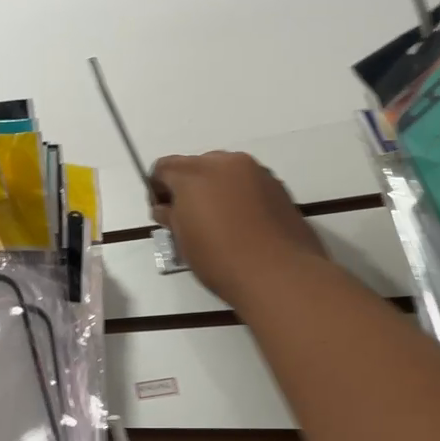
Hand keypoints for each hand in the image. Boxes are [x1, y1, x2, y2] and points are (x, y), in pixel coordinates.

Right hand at [150, 151, 327, 302]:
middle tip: (189, 216)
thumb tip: (167, 209)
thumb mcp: (181, 238)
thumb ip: (170, 215)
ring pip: (225, 172)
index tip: (163, 212)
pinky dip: (239, 196)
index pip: (164, 168)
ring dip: (215, 189)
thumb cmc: (220, 257)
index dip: (157, 188)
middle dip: (188, 186)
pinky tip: (242, 224)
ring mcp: (257, 173)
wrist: (282, 277)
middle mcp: (225, 163)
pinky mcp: (280, 188)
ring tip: (219, 220)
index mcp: (194, 172)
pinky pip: (249, 184)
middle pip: (196, 166)